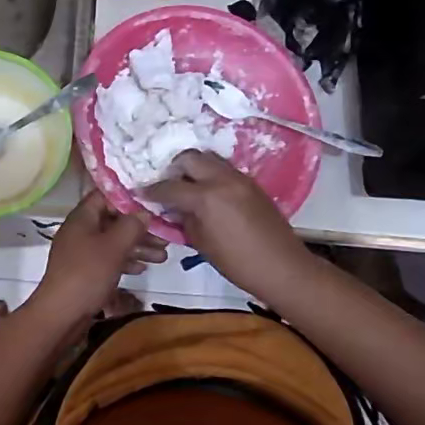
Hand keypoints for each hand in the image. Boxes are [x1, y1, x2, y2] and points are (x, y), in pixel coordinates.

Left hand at [32, 191, 166, 319]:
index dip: (128, 197)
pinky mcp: (84, 271)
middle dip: (139, 227)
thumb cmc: (88, 273)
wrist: (62, 313)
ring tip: (163, 255)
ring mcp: (81, 252)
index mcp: (82, 217)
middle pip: (112, 220)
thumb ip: (131, 226)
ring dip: (137, 246)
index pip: (105, 196)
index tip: (152, 203)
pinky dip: (125, 261)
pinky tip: (143, 268)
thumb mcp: (114, 246)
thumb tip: (144, 212)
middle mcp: (80, 230)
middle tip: (165, 235)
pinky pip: (108, 259)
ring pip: (113, 242)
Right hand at [143, 150, 307, 282]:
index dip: (152, 190)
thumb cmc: (237, 263)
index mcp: (206, 197)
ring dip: (194, 168)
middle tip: (167, 184)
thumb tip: (174, 207)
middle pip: (190, 158)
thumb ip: (183, 218)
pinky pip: (224, 169)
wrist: (283, 267)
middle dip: (173, 168)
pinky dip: (211, 174)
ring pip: (209, 158)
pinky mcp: (251, 183)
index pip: (170, 186)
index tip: (141, 193)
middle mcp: (222, 179)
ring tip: (188, 185)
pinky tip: (208, 192)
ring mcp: (239, 178)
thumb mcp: (201, 242)